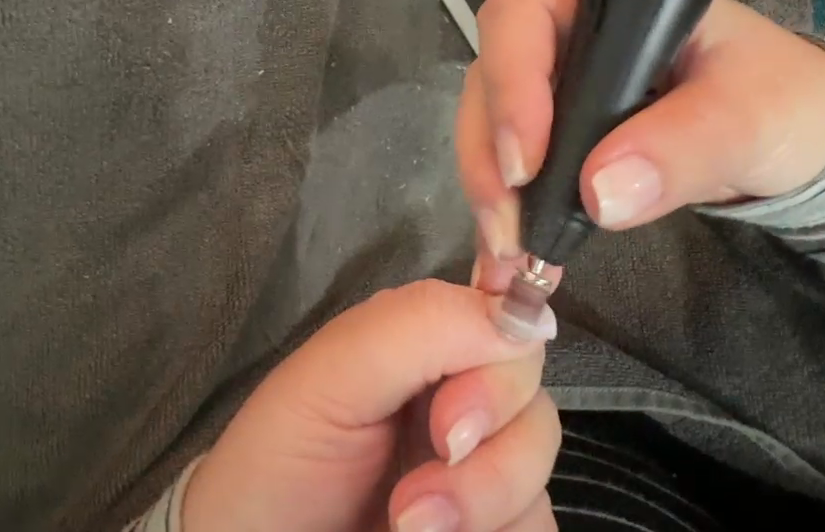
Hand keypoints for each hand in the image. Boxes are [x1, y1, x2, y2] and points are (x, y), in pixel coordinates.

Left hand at [182, 280, 559, 531]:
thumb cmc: (283, 458)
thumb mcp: (333, 372)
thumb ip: (421, 325)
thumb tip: (528, 314)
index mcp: (430, 344)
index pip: (510, 316)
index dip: (511, 340)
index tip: (464, 395)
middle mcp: (465, 397)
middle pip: (533, 392)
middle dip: (489, 431)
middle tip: (430, 459)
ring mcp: (483, 468)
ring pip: (541, 463)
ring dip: (485, 497)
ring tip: (408, 522)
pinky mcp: (497, 523)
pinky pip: (540, 521)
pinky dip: (500, 529)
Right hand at [456, 0, 824, 287]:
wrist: (799, 137)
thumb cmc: (783, 99)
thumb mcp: (751, 115)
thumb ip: (684, 145)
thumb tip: (598, 194)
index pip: (524, 16)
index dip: (511, 82)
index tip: (526, 163)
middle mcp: (564, 33)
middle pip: (491, 74)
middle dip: (488, 152)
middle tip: (508, 228)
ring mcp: (555, 82)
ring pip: (490, 122)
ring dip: (489, 186)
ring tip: (509, 253)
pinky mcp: (556, 131)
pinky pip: (511, 161)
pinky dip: (506, 208)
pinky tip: (509, 255)